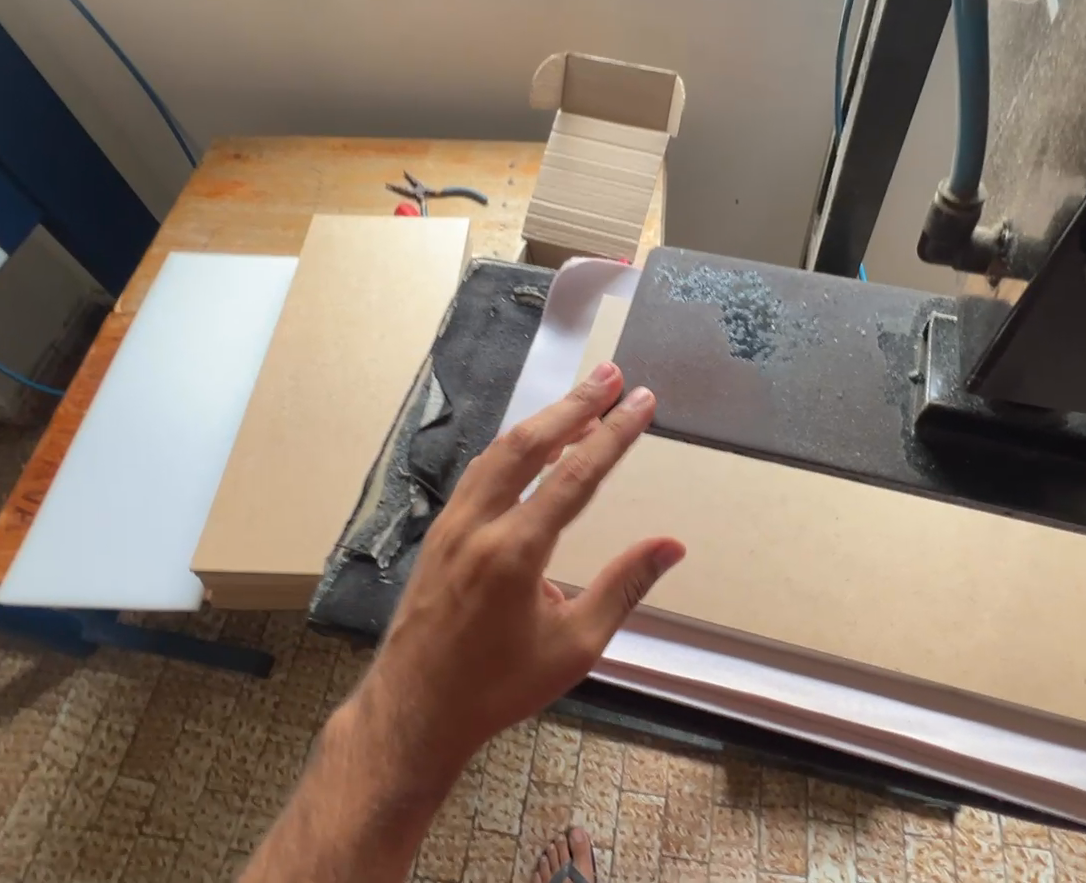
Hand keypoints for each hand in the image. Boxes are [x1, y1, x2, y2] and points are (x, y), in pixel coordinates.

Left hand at [353, 361, 684, 782]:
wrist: (414, 713)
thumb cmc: (499, 687)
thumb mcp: (576, 647)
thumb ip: (624, 587)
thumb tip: (671, 545)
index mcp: (515, 551)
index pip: (576, 474)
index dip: (614, 433)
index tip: (641, 400)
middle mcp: (479, 523)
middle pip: (530, 443)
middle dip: (575, 404)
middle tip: (611, 373)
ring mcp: (452, 523)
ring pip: (500, 451)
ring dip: (543, 420)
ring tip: (582, 401)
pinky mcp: (439, 531)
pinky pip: (481, 472)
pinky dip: (514, 448)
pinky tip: (532, 444)